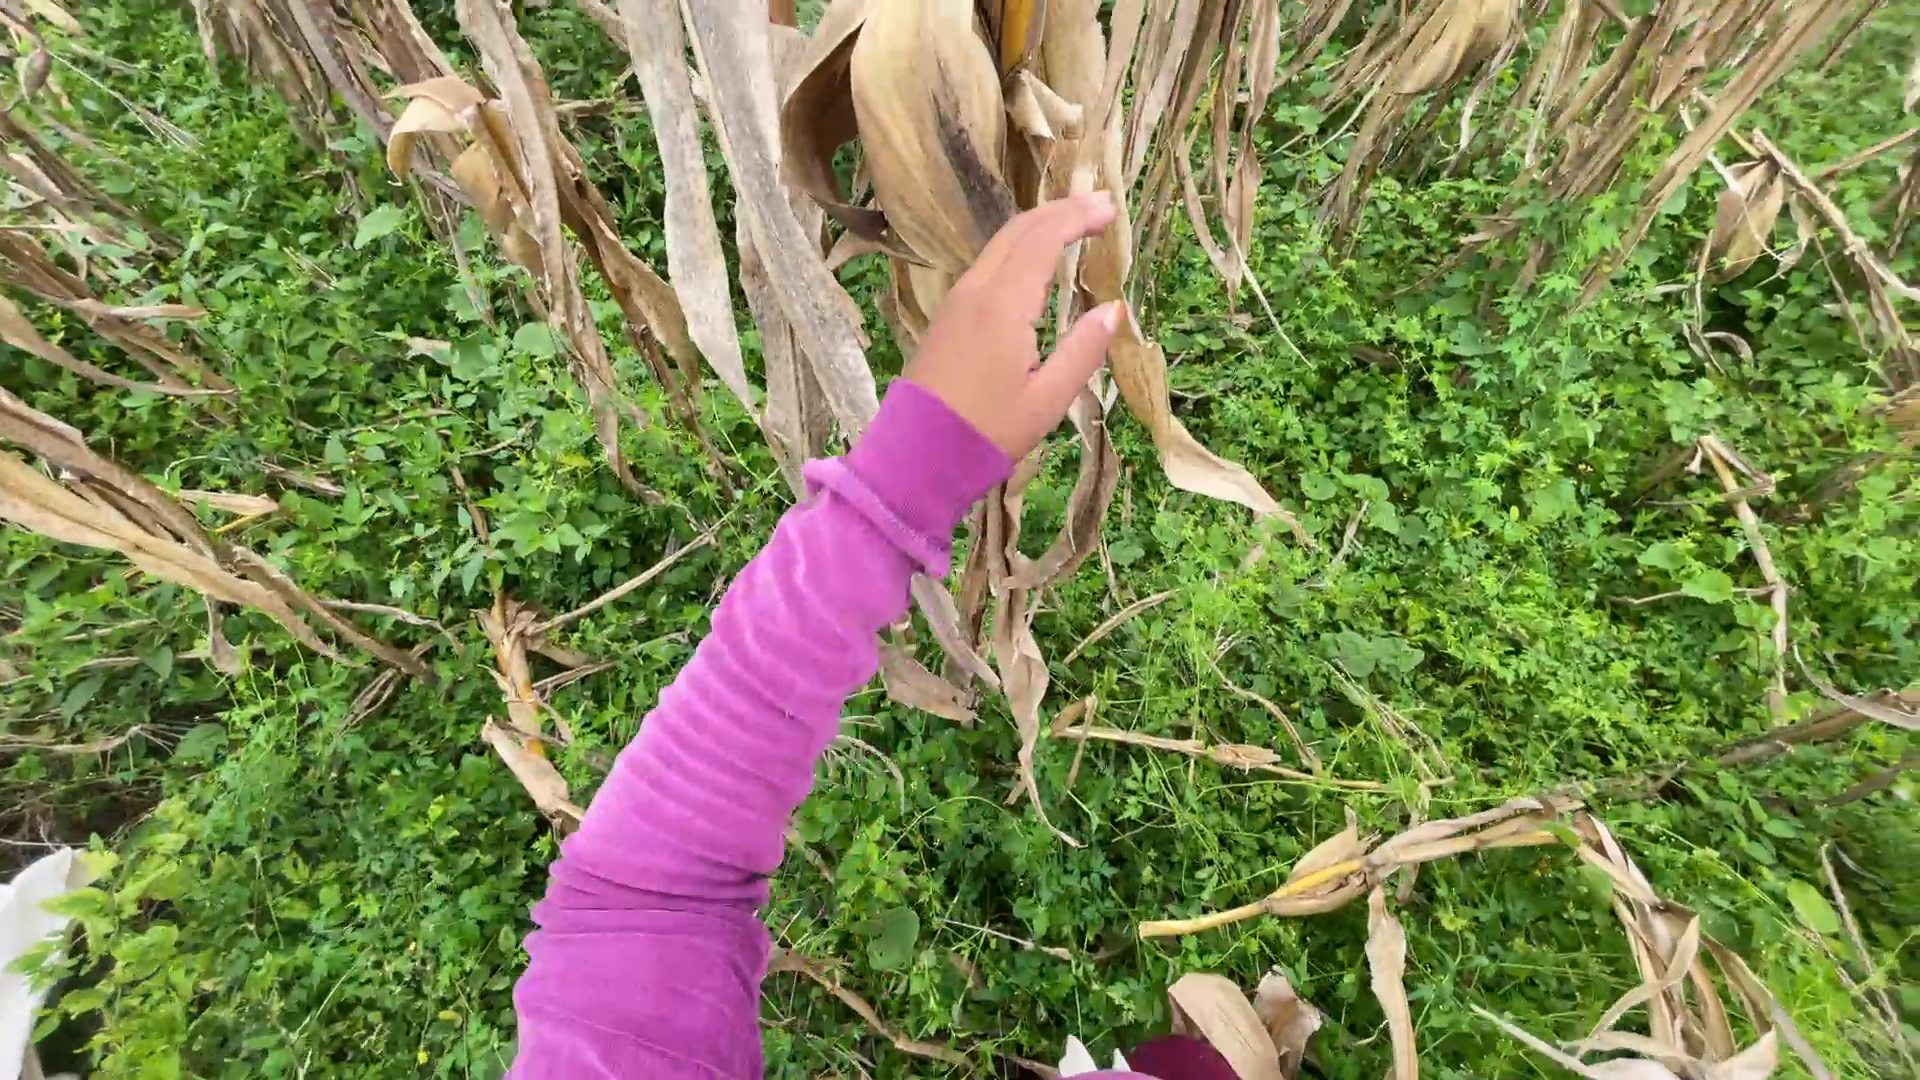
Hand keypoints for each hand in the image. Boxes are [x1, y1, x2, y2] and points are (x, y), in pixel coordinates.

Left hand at [903, 192, 1123, 457]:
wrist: (917, 457)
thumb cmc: (987, 433)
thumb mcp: (1046, 401)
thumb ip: (1082, 351)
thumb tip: (1113, 309)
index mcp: (1002, 306)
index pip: (1042, 239)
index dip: (1077, 217)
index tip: (1109, 208)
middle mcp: (974, 292)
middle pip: (1017, 230)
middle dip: (1059, 211)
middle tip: (1098, 206)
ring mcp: (954, 303)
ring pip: (997, 247)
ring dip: (1035, 229)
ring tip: (1072, 226)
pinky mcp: (945, 319)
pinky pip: (984, 268)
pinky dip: (1015, 251)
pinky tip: (1032, 263)